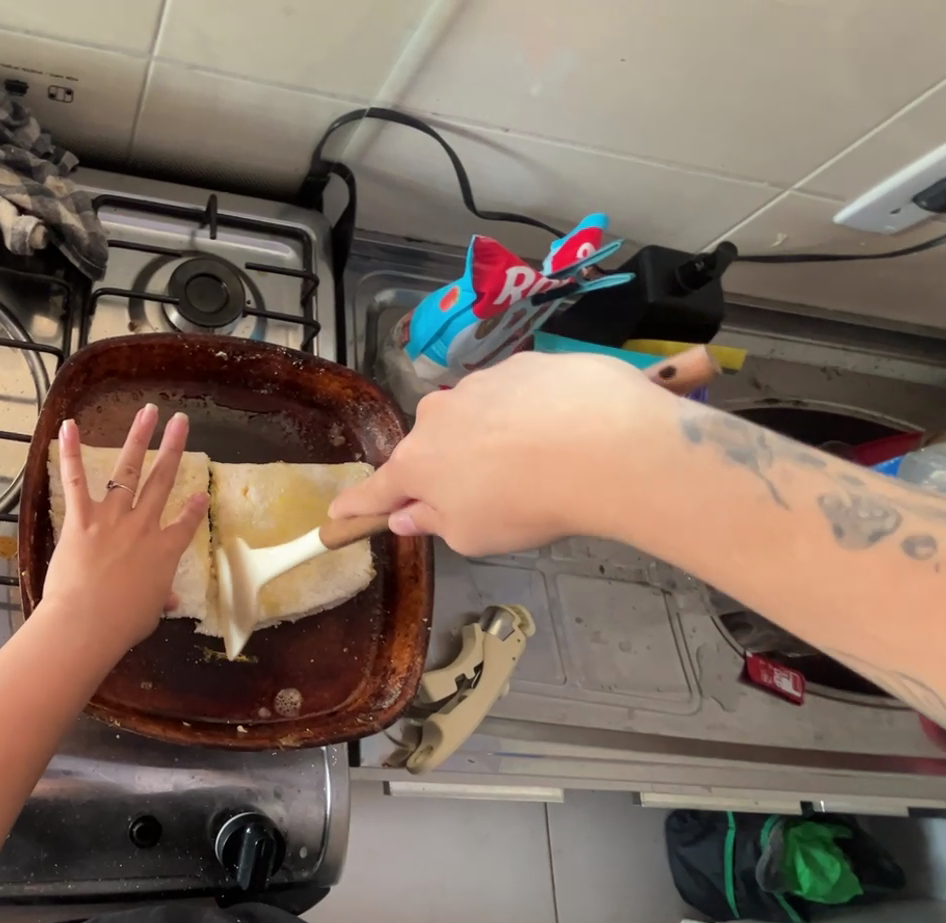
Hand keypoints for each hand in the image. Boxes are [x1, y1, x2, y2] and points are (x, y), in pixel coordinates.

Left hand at [39, 404, 208, 657]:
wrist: (89, 622)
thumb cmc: (122, 624)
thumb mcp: (149, 613)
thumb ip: (159, 599)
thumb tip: (170, 601)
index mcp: (164, 552)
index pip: (185, 525)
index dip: (194, 509)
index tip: (201, 494)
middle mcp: (143, 527)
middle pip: (162, 482)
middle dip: (173, 449)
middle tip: (181, 422)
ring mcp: (112, 519)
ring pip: (128, 471)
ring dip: (138, 438)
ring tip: (148, 413)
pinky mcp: (81, 518)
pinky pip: (76, 480)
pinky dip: (71, 452)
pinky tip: (69, 426)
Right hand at [329, 351, 680, 554]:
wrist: (609, 448)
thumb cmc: (527, 505)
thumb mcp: (473, 536)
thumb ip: (433, 523)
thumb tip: (407, 515)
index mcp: (416, 464)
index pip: (374, 490)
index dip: (356, 505)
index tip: (336, 513)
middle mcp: (436, 417)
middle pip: (429, 446)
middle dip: (444, 465)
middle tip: (481, 489)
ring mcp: (479, 384)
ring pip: (472, 415)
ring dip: (487, 434)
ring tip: (535, 456)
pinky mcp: (524, 363)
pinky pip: (515, 392)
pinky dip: (527, 410)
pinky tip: (562, 428)